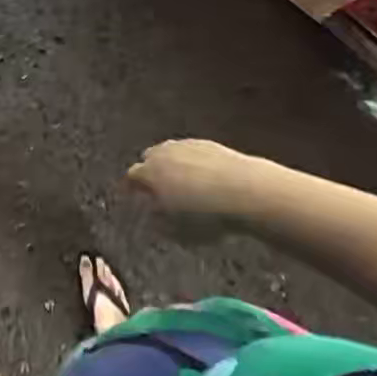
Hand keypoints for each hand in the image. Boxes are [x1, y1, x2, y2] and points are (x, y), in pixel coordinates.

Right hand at [127, 139, 254, 215]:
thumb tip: (152, 216)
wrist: (245, 191)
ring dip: (172, 165)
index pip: (132, 176)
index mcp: (150, 173)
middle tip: (159, 189)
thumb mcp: (178, 231)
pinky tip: (205, 179)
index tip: (132, 195)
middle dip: (151, 171)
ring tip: (184, 184)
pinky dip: (193, 163)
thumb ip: (160, 223)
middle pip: (150, 158)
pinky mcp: (207, 144)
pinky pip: (192, 152)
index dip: (131, 187)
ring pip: (171, 153)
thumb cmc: (207, 217)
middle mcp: (163, 153)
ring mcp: (185, 145)